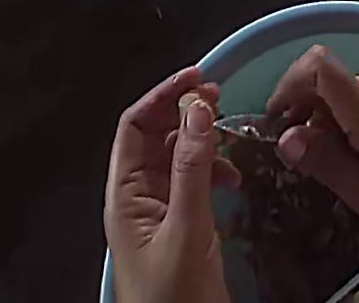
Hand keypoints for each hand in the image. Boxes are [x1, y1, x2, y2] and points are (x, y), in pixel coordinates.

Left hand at [106, 67, 236, 302]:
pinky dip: (214, 168)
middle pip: (157, 134)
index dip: (162, 95)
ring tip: (227, 130)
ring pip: (178, 154)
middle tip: (216, 95)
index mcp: (126, 194)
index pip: (135, 125)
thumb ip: (192, 167)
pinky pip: (194, 179)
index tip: (196, 76)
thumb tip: (197, 107)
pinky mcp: (182, 223)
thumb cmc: (176, 299)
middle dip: (184, 110)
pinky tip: (232, 176)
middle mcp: (139, 195)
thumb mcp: (186, 229)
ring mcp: (161, 209)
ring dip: (202, 137)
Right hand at [265, 46, 358, 235]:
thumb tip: (284, 140)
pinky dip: (330, 116)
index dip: (289, 82)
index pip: (318, 64)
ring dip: (312, 114)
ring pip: (329, 88)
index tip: (277, 117)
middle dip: (295, 104)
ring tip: (314, 155)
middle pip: (317, 76)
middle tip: (290, 146)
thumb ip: (324, 161)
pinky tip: (337, 149)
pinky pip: (345, 96)